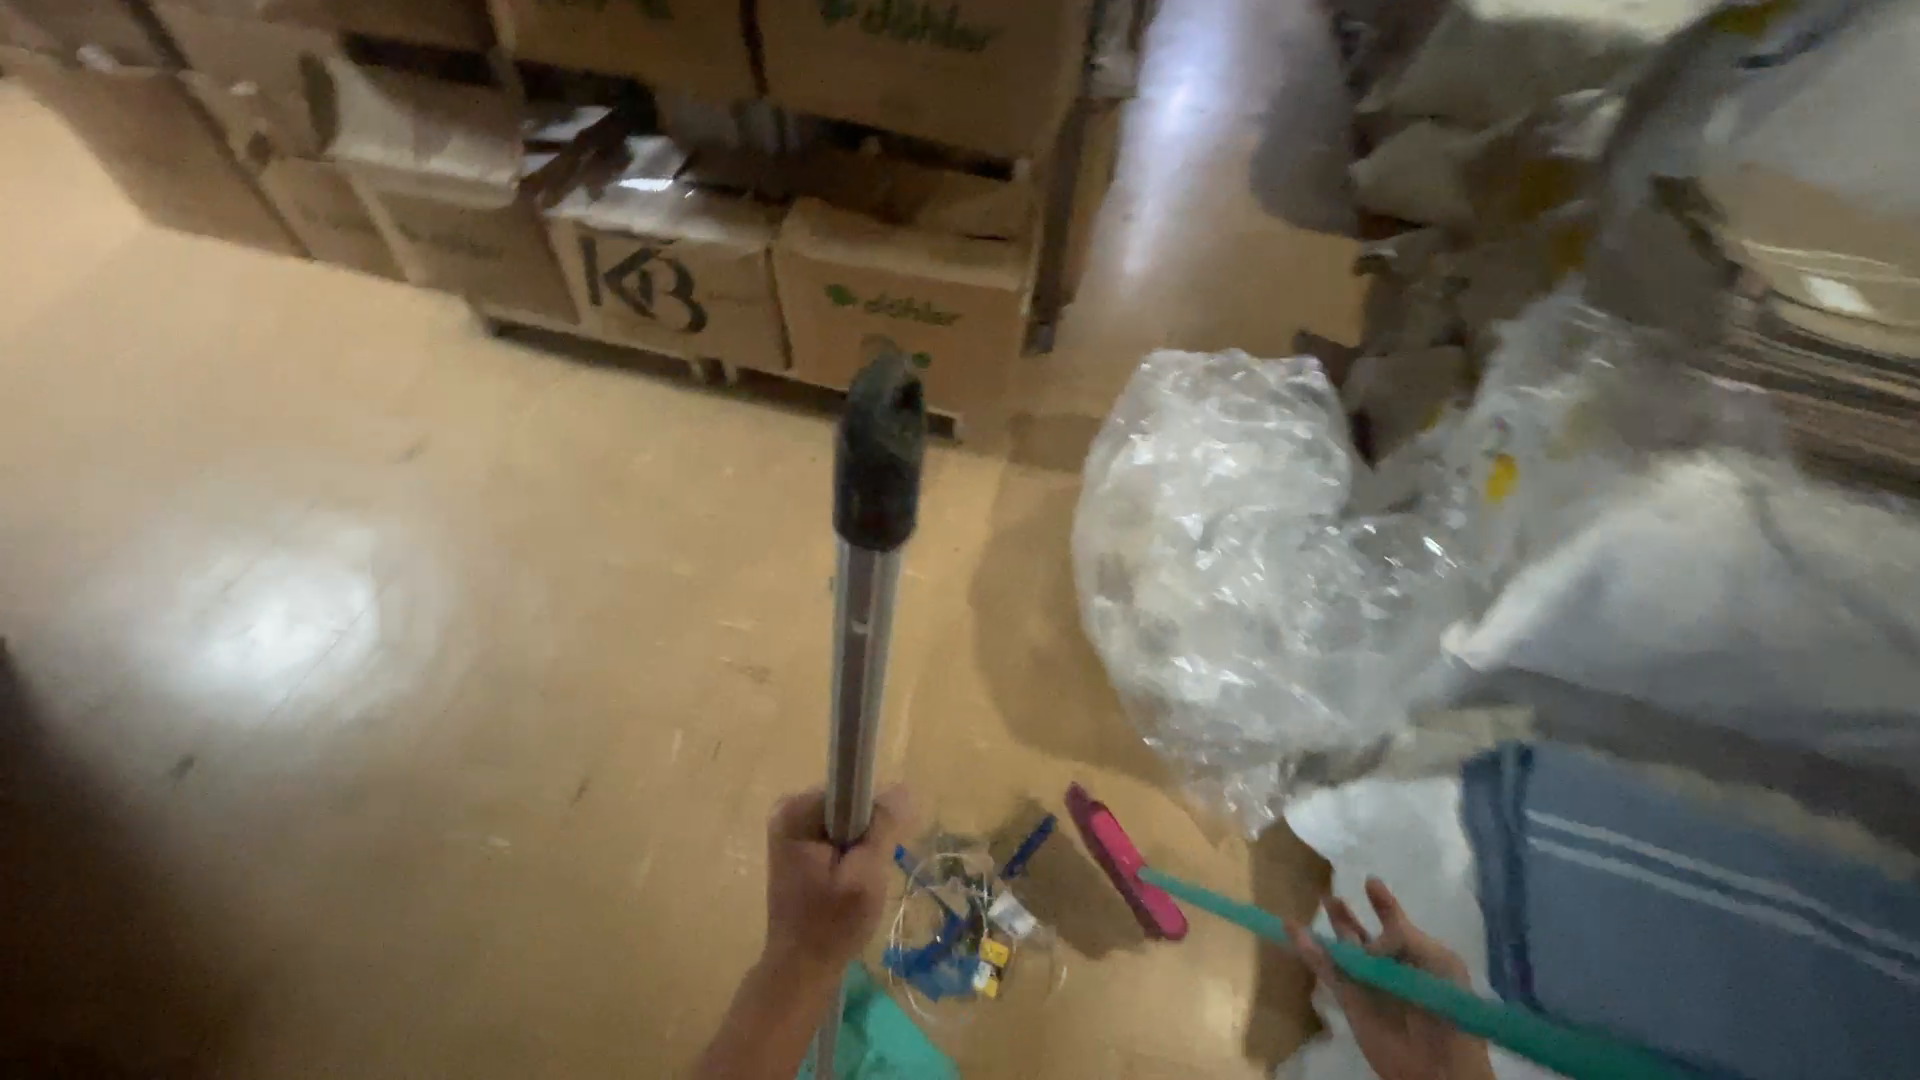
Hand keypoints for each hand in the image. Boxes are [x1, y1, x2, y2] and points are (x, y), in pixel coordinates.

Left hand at [762, 785, 913, 979]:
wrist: (800, 969)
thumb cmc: (831, 925)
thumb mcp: (866, 875)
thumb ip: (883, 827)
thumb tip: (903, 788)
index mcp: (797, 810)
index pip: (855, 790)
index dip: (876, 817)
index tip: (878, 850)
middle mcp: (788, 810)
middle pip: (851, 803)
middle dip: (868, 833)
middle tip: (869, 872)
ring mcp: (791, 827)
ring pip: (848, 820)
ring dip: (862, 845)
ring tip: (859, 880)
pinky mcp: (798, 845)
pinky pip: (838, 833)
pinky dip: (851, 853)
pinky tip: (849, 881)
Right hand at [1294, 878, 1494, 1079]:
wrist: (1439, 1067)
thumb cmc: (1447, 1010)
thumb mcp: (1439, 964)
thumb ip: (1403, 938)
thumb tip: (1368, 944)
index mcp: (1419, 958)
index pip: (1397, 924)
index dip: (1384, 904)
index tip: (1370, 882)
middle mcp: (1391, 968)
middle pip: (1364, 935)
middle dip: (1347, 915)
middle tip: (1328, 895)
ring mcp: (1368, 984)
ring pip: (1342, 949)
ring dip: (1330, 927)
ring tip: (1315, 903)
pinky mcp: (1349, 1000)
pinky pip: (1326, 969)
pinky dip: (1309, 950)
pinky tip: (1293, 929)